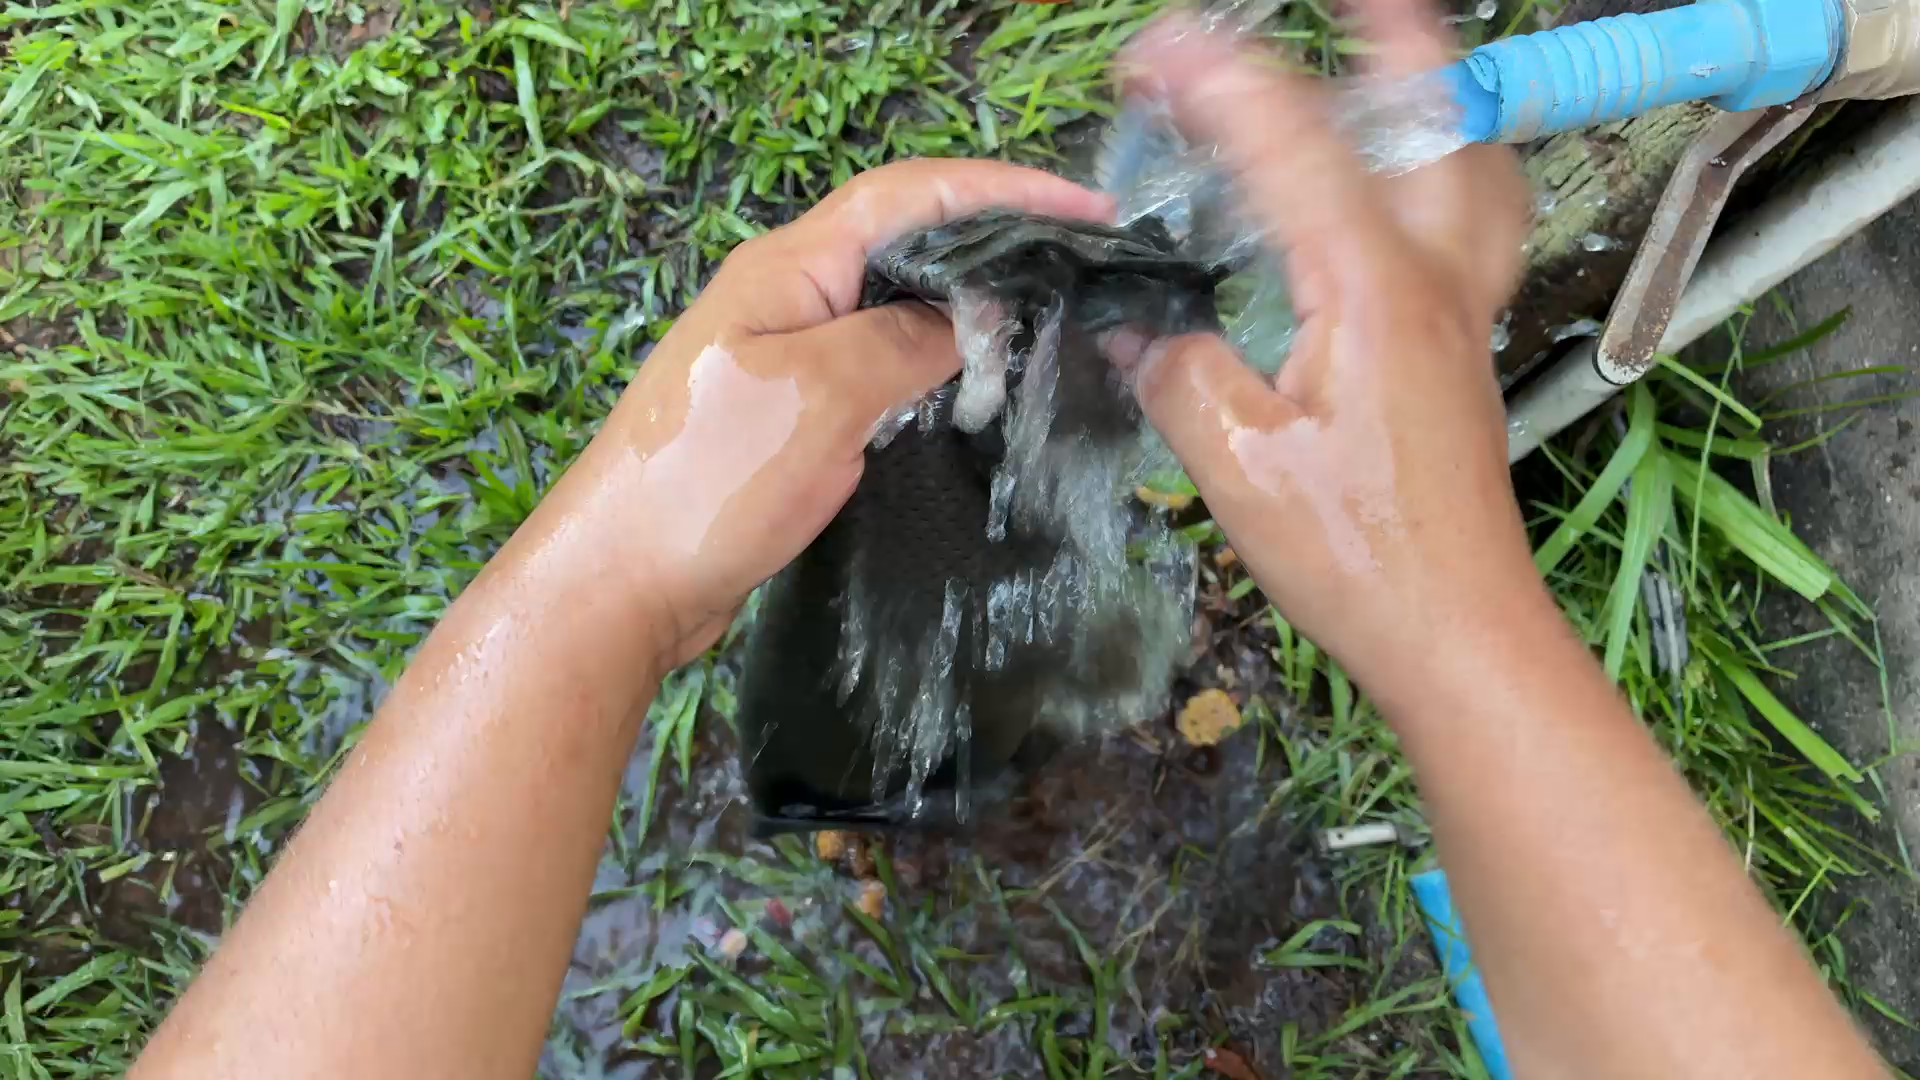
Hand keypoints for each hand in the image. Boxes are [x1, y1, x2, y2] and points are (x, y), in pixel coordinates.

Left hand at [547, 160, 1110, 672]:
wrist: (626, 580)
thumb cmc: (713, 477)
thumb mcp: (819, 394)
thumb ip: (903, 341)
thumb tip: (975, 317)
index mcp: (790, 268)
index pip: (909, 197)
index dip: (1001, 191)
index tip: (1085, 209)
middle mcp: (793, 298)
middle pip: (907, 246)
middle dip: (992, 245)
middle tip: (1073, 269)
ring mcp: (794, 360)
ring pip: (897, 313)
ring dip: (967, 311)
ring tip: (1043, 323)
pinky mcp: (799, 415)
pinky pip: (881, 372)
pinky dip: (934, 370)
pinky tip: (974, 388)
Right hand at [1117, 8, 1533, 695]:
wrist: (1450, 626)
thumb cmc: (1346, 549)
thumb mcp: (1233, 461)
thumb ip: (1175, 372)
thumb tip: (1130, 326)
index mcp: (1368, 291)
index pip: (1290, 149)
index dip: (1217, 84)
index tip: (1152, 54)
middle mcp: (1433, 278)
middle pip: (1432, 116)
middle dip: (1381, 40)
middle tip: (1338, 2)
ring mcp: (1462, 313)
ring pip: (1473, 163)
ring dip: (1430, 97)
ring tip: (1379, 66)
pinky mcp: (1462, 351)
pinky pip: (1472, 226)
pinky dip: (1442, 175)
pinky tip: (1398, 196)